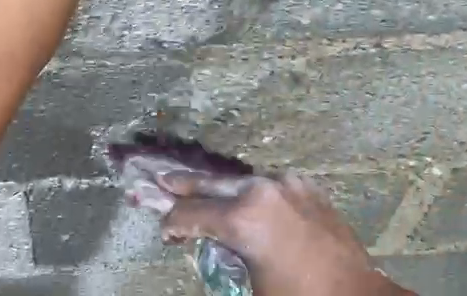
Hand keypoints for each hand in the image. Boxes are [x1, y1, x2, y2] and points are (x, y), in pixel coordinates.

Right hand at [159, 172, 414, 295]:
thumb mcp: (252, 285)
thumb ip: (225, 254)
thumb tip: (212, 240)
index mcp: (243, 218)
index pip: (192, 214)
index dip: (172, 223)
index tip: (165, 232)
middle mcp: (261, 190)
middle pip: (210, 183)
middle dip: (182, 184)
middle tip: (158, 179)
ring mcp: (287, 184)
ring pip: (241, 180)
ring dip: (220, 187)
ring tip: (198, 187)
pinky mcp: (308, 187)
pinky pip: (271, 186)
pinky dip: (254, 192)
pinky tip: (246, 199)